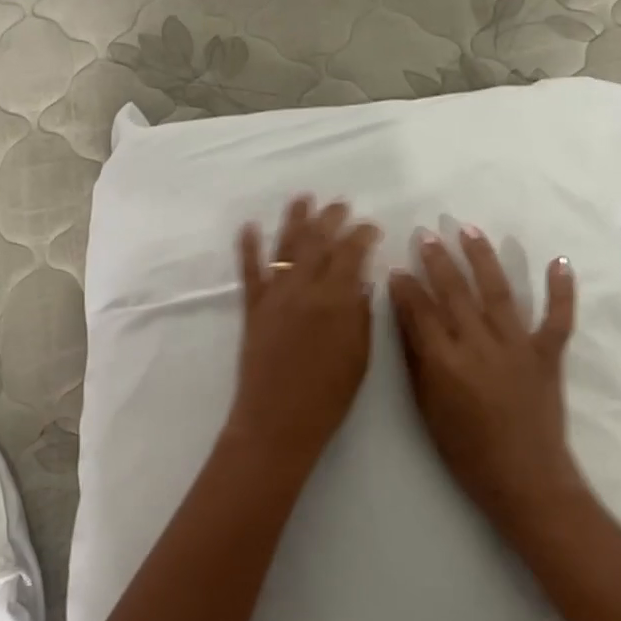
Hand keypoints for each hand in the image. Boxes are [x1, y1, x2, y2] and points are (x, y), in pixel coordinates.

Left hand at [227, 196, 381, 469]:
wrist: (277, 421)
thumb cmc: (328, 396)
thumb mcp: (359, 356)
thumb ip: (360, 313)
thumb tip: (361, 280)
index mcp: (335, 299)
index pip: (351, 252)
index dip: (363, 234)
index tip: (372, 226)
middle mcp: (303, 288)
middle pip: (318, 241)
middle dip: (331, 218)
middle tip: (340, 205)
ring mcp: (274, 295)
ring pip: (285, 246)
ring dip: (295, 220)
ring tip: (303, 199)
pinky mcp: (252, 307)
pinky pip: (249, 270)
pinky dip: (249, 246)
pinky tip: (250, 226)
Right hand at [389, 226, 583, 540]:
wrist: (525, 481)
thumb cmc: (465, 451)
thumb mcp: (426, 407)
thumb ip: (416, 358)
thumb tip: (404, 315)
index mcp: (445, 361)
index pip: (420, 310)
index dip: (406, 285)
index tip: (396, 265)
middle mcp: (480, 344)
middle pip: (455, 292)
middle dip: (437, 259)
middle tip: (426, 234)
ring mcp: (518, 347)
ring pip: (498, 292)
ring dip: (482, 257)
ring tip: (468, 229)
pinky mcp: (548, 355)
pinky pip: (557, 318)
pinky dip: (561, 289)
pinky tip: (558, 260)